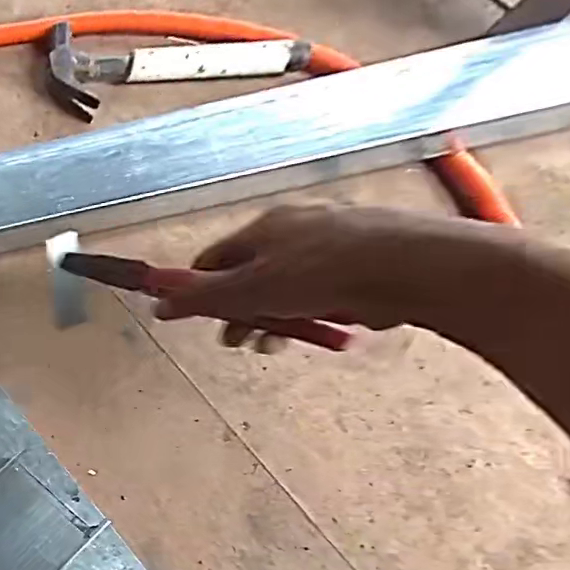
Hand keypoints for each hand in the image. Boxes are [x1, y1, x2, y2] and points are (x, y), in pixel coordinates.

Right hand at [148, 205, 526, 348]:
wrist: (413, 269)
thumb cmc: (321, 275)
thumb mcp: (248, 292)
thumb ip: (200, 300)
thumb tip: (156, 306)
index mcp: (263, 226)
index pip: (212, 260)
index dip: (198, 291)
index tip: (199, 320)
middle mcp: (294, 227)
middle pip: (246, 276)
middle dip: (238, 313)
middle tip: (239, 339)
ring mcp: (329, 243)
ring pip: (281, 288)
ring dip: (271, 319)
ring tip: (277, 343)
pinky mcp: (359, 262)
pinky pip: (316, 292)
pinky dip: (308, 315)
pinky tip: (316, 332)